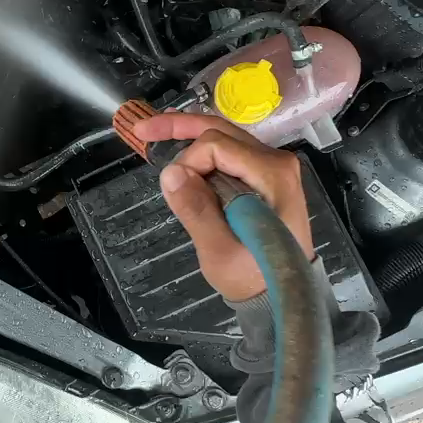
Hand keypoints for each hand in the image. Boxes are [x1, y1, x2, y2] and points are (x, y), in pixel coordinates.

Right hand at [133, 113, 314, 301]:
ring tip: (153, 137)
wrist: (280, 295)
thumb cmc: (253, 277)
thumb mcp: (220, 252)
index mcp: (271, 175)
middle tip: (142, 129)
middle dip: (179, 127)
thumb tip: (171, 173)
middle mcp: (275, 162)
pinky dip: (200, 152)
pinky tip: (179, 154)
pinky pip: (228, 153)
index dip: (187, 162)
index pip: (216, 146)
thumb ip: (197, 211)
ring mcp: (271, 168)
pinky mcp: (263, 177)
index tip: (176, 193)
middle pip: (220, 131)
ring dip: (187, 137)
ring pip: (222, 138)